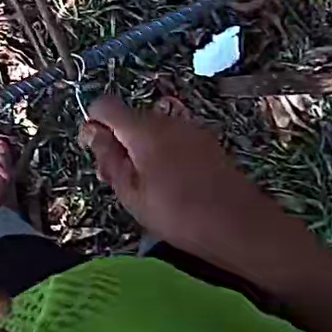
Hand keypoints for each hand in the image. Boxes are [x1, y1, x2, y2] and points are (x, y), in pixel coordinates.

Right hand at [77, 95, 291, 264]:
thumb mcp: (130, 191)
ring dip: (139, 150)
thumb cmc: (176, 213)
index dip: (93, 124)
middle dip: (116, 141)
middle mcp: (167, 120)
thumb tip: (91, 131)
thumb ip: (108, 157)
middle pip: (129, 118)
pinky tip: (169, 185)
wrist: (239, 226)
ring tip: (144, 187)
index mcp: (143, 129)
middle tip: (116, 179)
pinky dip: (161, 154)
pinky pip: (172, 139)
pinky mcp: (206, 143)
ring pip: (151, 130)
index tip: (94, 152)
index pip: (105, 105)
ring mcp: (190, 130)